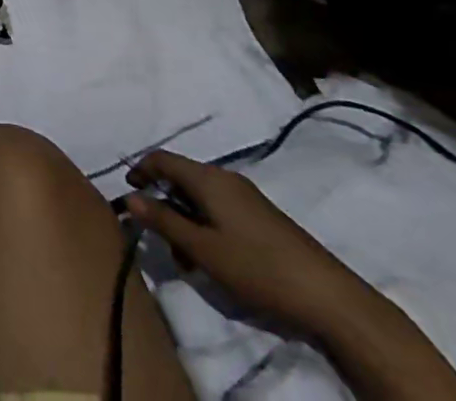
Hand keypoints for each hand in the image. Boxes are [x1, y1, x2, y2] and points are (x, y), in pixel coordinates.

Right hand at [126, 151, 382, 339]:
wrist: (328, 297)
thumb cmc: (257, 268)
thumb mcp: (202, 248)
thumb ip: (163, 220)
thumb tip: (130, 197)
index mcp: (209, 179)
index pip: (162, 158)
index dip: (140, 171)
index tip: (127, 194)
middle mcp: (226, 179)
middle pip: (180, 178)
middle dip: (162, 203)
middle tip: (157, 239)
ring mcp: (246, 197)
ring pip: (199, 198)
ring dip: (183, 221)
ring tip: (186, 260)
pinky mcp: (259, 216)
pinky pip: (218, 210)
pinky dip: (203, 227)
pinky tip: (210, 259)